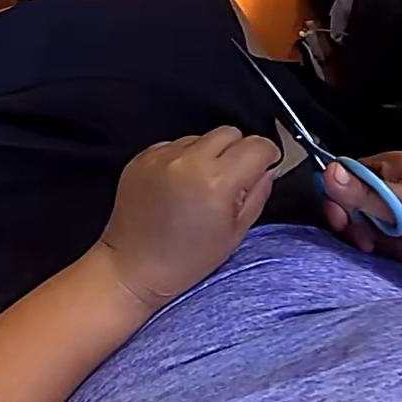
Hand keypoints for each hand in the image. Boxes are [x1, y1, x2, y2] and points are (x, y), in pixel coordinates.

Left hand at [97, 127, 281, 308]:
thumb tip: (267, 169)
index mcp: (217, 182)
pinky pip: (176, 144)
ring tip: (200, 186)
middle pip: (231, 133)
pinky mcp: (143, 157)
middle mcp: (188, 162)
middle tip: (232, 179)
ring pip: (202, 136)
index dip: (268, 154)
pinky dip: (184, 159)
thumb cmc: (184, 260)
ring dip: (209, 155)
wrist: (133, 268)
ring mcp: (162, 157)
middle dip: (239, 152)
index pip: (257, 146)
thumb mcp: (235, 233)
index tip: (267, 163)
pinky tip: (179, 186)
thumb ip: (258, 194)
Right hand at [321, 152, 401, 285]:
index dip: (339, 199)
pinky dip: (393, 253)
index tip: (343, 221)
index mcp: (393, 167)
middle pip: (355, 206)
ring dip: (379, 243)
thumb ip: (362, 193)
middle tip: (371, 239)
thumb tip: (327, 172)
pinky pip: (387, 246)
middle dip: (360, 226)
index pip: (347, 176)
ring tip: (401, 247)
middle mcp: (397, 187)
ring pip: (370, 229)